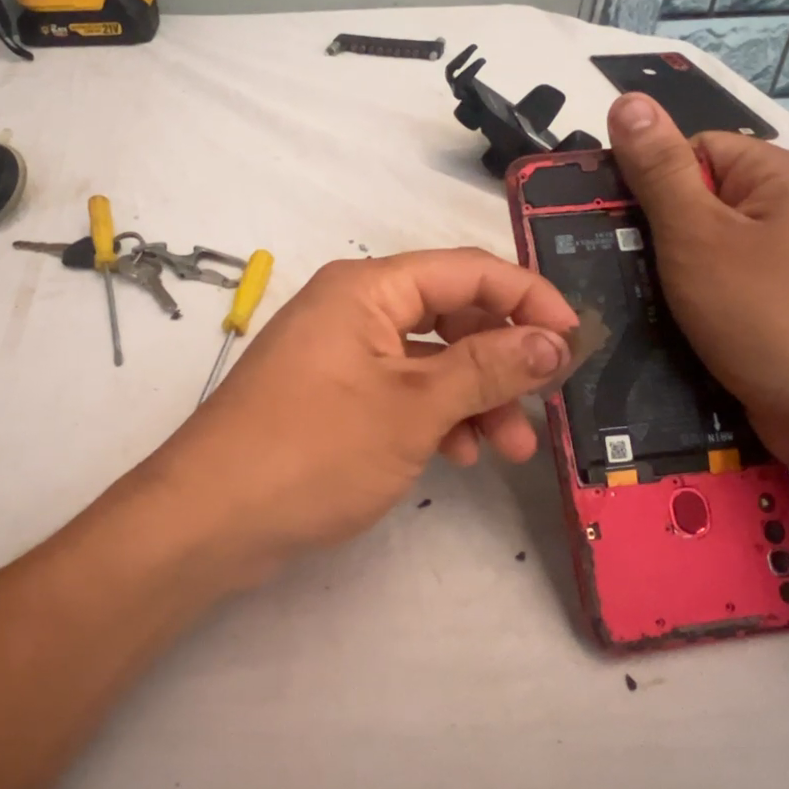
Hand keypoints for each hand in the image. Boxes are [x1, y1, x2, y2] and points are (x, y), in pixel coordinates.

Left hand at [142, 248, 577, 572]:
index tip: (579, 340)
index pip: (468, 270)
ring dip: (474, 396)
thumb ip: (488, 367)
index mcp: (367, 287)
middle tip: (547, 402)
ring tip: (510, 448)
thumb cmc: (314, 449)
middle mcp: (352, 308)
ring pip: (428, 360)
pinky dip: (434, 416)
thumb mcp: (413, 407)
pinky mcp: (329, 397)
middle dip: (503, 358)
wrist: (209, 518)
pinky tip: (457, 455)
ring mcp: (338, 354)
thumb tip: (555, 339)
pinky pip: (398, 391)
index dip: (529, 298)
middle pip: (450, 314)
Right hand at [606, 92, 788, 485]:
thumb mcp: (698, 238)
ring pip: (712, 250)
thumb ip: (658, 171)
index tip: (612, 225)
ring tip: (635, 301)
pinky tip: (671, 328)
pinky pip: (731, 288)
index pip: (694, 149)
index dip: (647, 181)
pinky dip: (698, 303)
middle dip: (656, 234)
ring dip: (672, 274)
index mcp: (785, 176)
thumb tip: (627, 99)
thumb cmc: (770, 318)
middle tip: (615, 268)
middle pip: (703, 200)